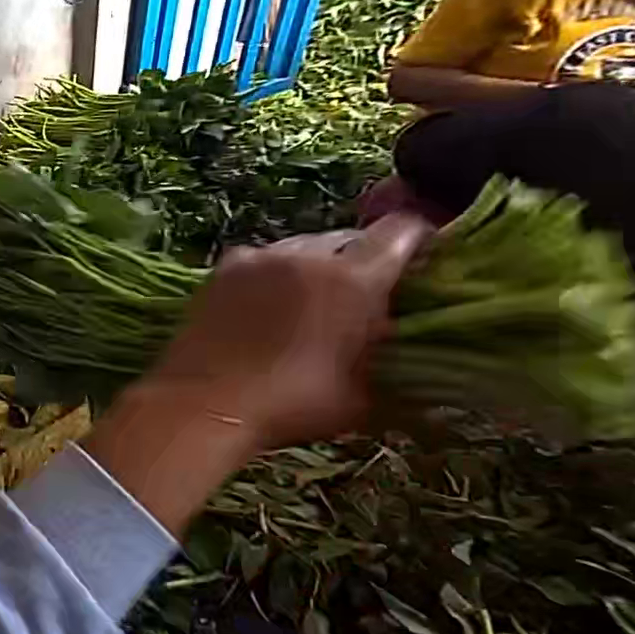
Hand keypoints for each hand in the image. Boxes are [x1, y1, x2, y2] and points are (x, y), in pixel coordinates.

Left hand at [83, 215, 431, 533]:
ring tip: (316, 293)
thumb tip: (380, 328)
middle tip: (367, 286)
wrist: (208, 399)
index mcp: (352, 278)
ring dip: (312, 261)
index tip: (426, 253)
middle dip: (361, 255)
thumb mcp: (366, 382)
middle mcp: (300, 257)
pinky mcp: (217, 272)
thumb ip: (378, 343)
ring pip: (296, 245)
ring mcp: (252, 260)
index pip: (398, 233)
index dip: (417, 238)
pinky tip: (269, 295)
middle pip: (343, 237)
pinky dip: (270, 269)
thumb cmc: (296, 400)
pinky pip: (255, 259)